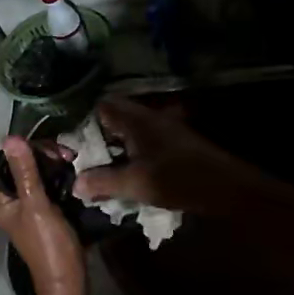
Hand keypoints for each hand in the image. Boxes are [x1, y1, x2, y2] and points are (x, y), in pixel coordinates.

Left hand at [0, 137, 83, 294]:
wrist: (68, 279)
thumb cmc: (49, 244)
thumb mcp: (37, 205)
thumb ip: (25, 172)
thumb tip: (10, 138)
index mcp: (2, 200)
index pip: (10, 161)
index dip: (30, 149)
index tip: (55, 150)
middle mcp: (13, 201)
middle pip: (26, 166)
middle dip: (46, 157)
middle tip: (70, 157)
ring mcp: (31, 207)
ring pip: (41, 175)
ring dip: (57, 166)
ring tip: (75, 163)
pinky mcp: (48, 212)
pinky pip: (52, 186)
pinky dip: (62, 178)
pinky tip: (76, 175)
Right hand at [73, 98, 272, 214]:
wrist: (226, 188)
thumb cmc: (178, 179)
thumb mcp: (135, 183)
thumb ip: (103, 182)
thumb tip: (75, 183)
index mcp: (136, 119)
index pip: (100, 106)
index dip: (81, 121)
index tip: (67, 141)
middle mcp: (148, 118)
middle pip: (113, 121)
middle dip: (95, 140)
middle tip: (78, 161)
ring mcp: (162, 131)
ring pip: (127, 136)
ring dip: (112, 152)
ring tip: (95, 173)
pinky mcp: (172, 146)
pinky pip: (141, 147)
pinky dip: (128, 159)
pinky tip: (122, 178)